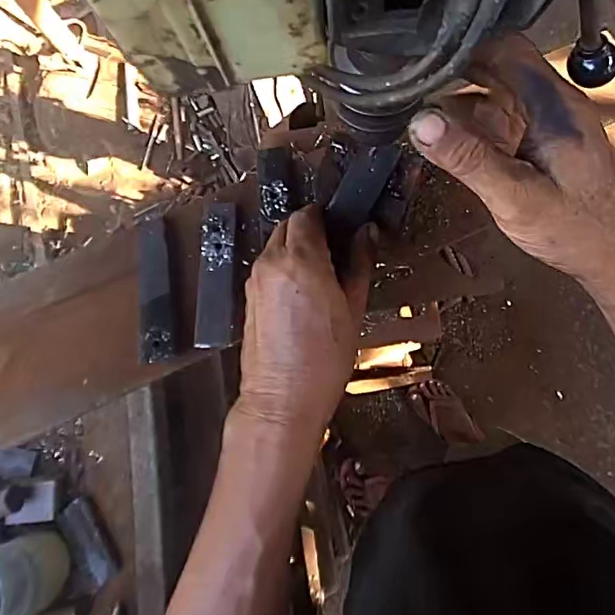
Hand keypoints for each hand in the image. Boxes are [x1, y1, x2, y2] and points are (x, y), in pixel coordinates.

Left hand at [236, 206, 374, 435]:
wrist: (282, 400)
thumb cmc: (321, 361)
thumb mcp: (353, 308)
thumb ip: (359, 263)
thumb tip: (366, 234)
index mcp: (300, 259)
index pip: (307, 215)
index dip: (326, 217)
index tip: (342, 228)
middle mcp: (270, 263)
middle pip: (288, 227)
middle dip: (310, 231)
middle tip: (336, 252)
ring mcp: (255, 280)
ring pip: (276, 247)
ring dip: (296, 251)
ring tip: (323, 278)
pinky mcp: (248, 297)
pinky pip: (267, 269)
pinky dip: (284, 270)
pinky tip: (304, 296)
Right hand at [408, 34, 614, 283]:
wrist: (610, 257)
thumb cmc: (575, 230)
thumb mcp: (513, 196)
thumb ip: (467, 158)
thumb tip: (423, 123)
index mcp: (554, 106)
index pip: (507, 47)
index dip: (464, 44)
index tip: (424, 54)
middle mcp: (555, 104)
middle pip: (500, 62)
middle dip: (456, 67)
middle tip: (413, 78)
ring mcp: (550, 119)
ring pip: (499, 86)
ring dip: (462, 92)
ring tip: (422, 102)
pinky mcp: (543, 137)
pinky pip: (503, 112)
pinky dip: (474, 116)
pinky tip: (452, 133)